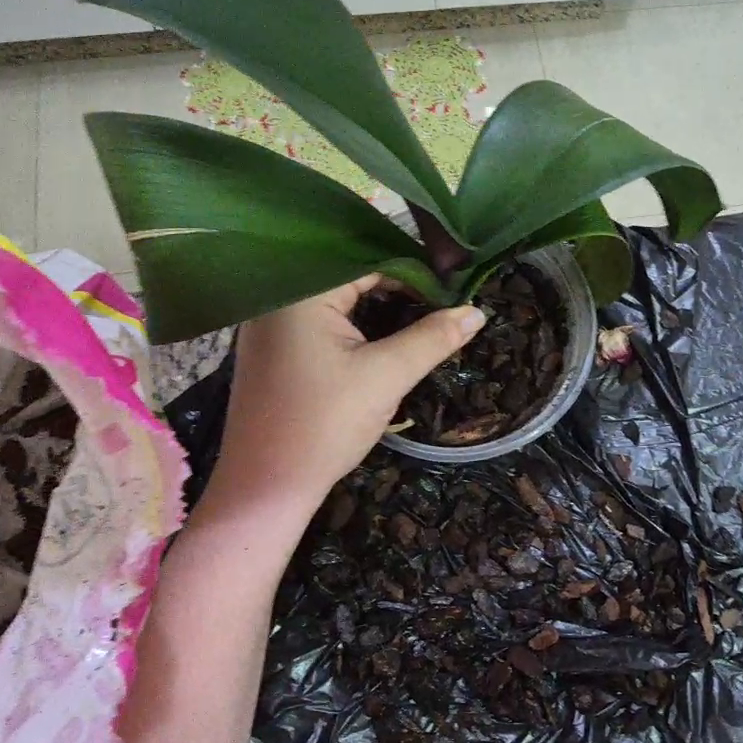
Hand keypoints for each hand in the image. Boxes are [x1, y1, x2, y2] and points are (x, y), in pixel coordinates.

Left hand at [208, 275, 483, 516]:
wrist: (265, 485)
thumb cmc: (324, 425)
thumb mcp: (386, 377)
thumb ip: (432, 338)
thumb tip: (476, 312)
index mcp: (300, 291)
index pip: (367, 257)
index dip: (413, 270)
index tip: (450, 290)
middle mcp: (278, 295)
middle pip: (348, 272)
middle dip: (395, 284)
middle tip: (439, 302)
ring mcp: (269, 322)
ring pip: (333, 295)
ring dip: (374, 302)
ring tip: (417, 315)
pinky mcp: (271, 347)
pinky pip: (317, 316)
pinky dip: (351, 320)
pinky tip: (378, 333)